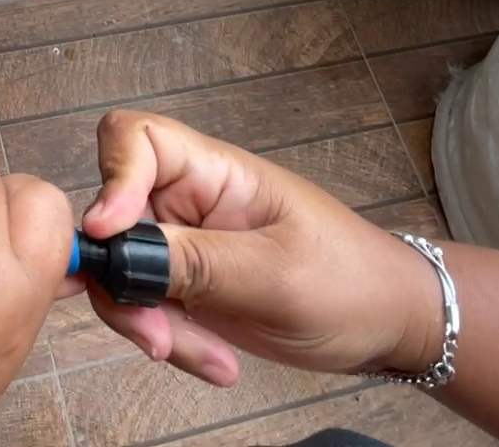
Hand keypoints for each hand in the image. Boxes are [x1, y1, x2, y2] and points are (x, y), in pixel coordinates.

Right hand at [82, 111, 443, 386]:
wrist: (392, 327)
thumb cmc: (350, 283)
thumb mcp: (276, 277)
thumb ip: (192, 260)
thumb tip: (109, 244)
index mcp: (210, 170)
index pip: (134, 137)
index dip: (110, 176)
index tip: (107, 237)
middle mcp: (183, 196)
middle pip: (113, 214)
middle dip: (126, 279)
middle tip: (156, 333)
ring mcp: (179, 239)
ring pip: (121, 268)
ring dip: (148, 319)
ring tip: (207, 358)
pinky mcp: (180, 279)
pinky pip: (145, 302)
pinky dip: (167, 335)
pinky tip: (216, 361)